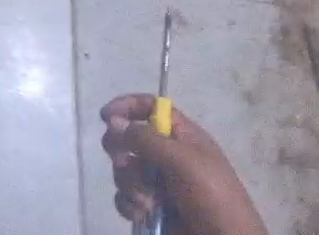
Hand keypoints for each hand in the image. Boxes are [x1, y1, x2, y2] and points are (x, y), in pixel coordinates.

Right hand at [100, 95, 267, 234]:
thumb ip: (146, 139)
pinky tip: (141, 213)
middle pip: (130, 137)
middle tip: (123, 161)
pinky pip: (126, 197)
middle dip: (121, 149)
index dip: (127, 106)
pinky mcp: (152, 209)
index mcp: (183, 137)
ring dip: (129, 183)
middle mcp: (168, 155)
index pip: (150, 107)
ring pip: (125, 169)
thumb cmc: (213, 198)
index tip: (105, 116)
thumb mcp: (183, 162)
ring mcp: (159, 183)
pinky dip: (128, 203)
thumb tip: (112, 121)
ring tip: (146, 201)